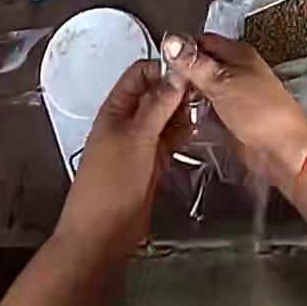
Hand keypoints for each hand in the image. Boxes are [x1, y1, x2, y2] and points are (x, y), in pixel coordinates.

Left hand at [55, 59, 186, 254]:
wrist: (102, 237)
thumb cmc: (111, 184)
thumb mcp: (137, 138)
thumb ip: (159, 104)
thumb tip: (179, 72)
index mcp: (117, 108)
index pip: (141, 72)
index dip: (164, 68)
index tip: (190, 70)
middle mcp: (130, 119)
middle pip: (158, 92)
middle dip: (179, 89)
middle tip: (204, 90)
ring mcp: (143, 139)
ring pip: (168, 113)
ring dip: (184, 110)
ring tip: (204, 109)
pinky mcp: (155, 158)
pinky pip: (172, 135)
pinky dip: (185, 130)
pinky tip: (198, 129)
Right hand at [162, 33, 306, 192]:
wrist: (281, 150)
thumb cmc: (257, 110)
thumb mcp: (223, 83)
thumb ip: (195, 64)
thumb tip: (171, 39)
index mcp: (237, 54)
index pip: (203, 41)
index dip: (181, 48)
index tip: (157, 61)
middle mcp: (234, 70)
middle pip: (200, 65)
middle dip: (179, 73)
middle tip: (153, 86)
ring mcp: (232, 93)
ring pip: (200, 88)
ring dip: (183, 94)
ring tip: (158, 102)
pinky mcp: (228, 115)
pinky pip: (204, 108)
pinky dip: (191, 110)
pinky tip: (173, 118)